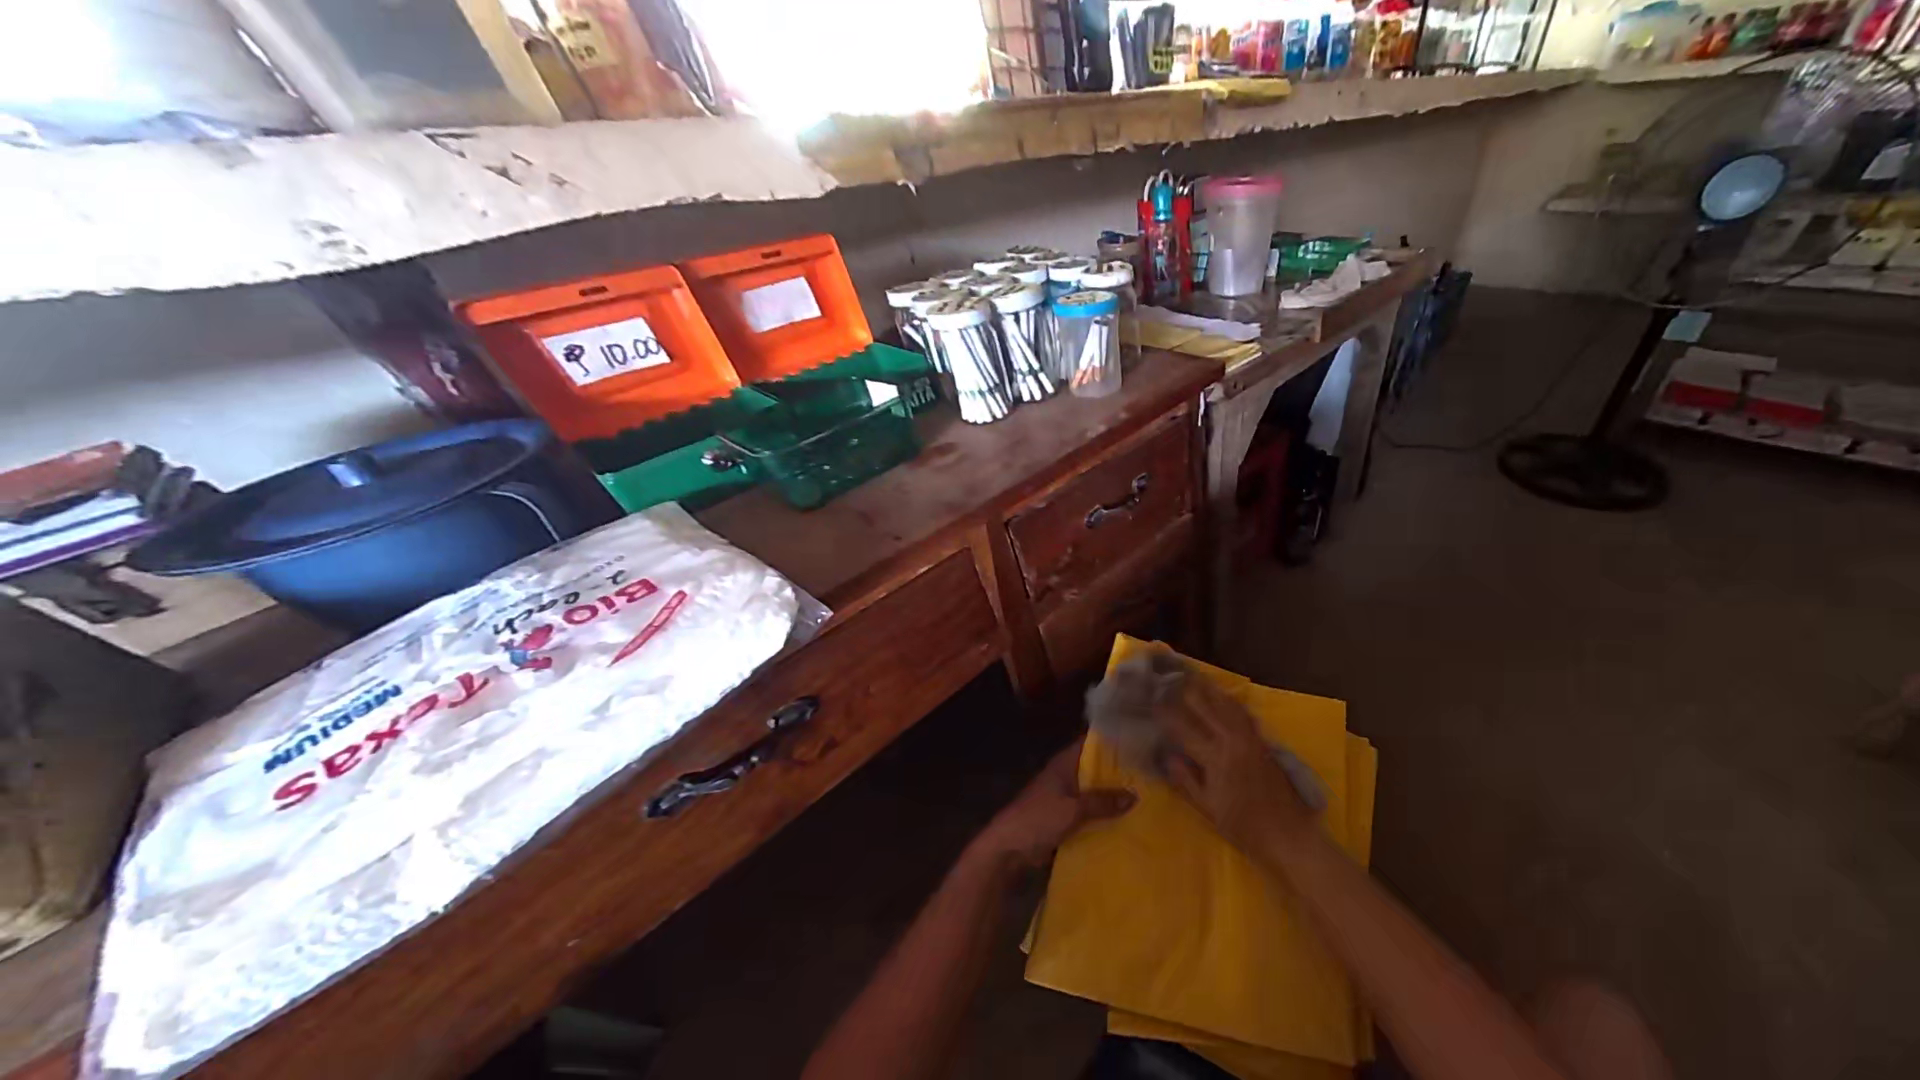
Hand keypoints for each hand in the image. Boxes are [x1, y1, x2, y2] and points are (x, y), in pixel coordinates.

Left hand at [967, 740, 1135, 868]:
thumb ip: (1102, 801)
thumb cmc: (1037, 819)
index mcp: (1063, 764)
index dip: (1111, 740)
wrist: (1009, 849)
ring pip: (1095, 792)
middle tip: (1153, 773)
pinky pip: (1090, 813)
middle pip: (1096, 769)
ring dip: (1113, 796)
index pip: (1090, 744)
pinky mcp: (1065, 818)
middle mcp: (1066, 776)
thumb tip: (1135, 795)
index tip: (1139, 740)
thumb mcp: (1072, 809)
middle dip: (1119, 772)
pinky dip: (1105, 815)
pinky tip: (1129, 821)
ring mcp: (1065, 798)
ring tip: (1149, 797)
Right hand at [1161, 676, 1318, 854]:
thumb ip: (1186, 779)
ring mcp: (1251, 740)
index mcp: (1216, 758)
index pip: (1183, 729)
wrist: (1289, 836)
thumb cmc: (1243, 827)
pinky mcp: (1263, 743)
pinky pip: (1244, 715)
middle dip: (1186, 691)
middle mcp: (1233, 741)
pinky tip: (1225, 697)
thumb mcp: (1208, 808)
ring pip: (1227, 706)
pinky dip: (1232, 702)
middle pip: (1206, 709)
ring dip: (1210, 690)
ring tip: (1195, 676)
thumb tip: (1167, 755)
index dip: (1165, 713)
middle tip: (1169, 677)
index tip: (1150, 700)